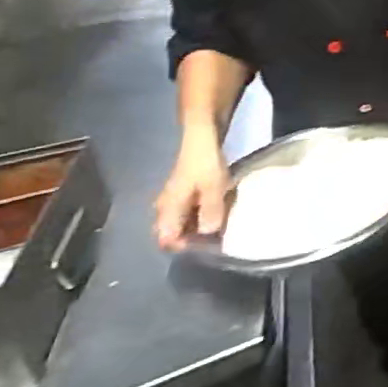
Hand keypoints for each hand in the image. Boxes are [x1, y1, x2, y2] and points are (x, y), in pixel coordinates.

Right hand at [154, 135, 231, 249]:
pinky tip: (219, 213)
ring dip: (199, 226)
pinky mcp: (185, 190)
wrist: (201, 138)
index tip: (207, 248)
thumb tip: (208, 233)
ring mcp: (174, 198)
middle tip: (218, 240)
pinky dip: (202, 214)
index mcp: (167, 209)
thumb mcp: (213, 188)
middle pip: (174, 231)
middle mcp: (165, 207)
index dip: (184, 247)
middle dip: (193, 238)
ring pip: (183, 221)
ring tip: (222, 228)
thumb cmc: (205, 163)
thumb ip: (211, 211)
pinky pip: (190, 210)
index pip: (166, 239)